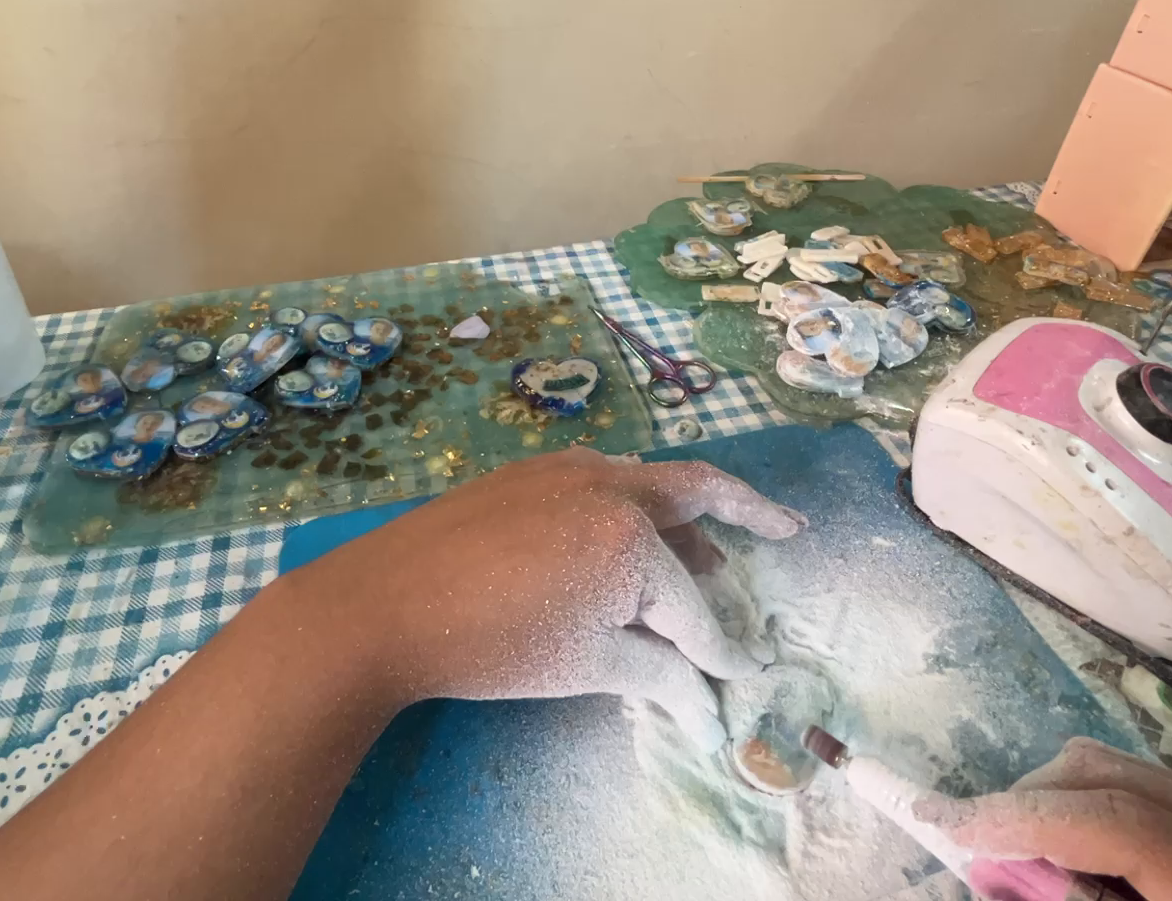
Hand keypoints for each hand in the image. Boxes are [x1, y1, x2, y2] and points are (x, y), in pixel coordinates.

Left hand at [286, 446, 805, 747]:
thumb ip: (661, 674)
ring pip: (649, 481)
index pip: (692, 606)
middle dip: (750, 511)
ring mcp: (568, 467)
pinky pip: (603, 479)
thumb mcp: (587, 664)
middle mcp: (611, 484)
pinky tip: (626, 530)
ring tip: (706, 549)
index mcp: (631, 536)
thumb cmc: (493, 643)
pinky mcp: (532, 469)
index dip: (715, 649)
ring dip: (685, 512)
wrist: (385, 601)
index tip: (736, 677)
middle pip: (698, 491)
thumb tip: (711, 704)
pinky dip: (632, 504)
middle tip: (786, 529)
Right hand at [912, 737, 1171, 900]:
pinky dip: (1085, 811)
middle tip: (976, 841)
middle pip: (1111, 776)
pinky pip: (1136, 792)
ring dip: (1052, 800)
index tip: (952, 829)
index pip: (1125, 821)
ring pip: (1117, 771)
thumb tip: (987, 870)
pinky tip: (1071, 856)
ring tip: (1021, 849)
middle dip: (1028, 801)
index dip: (1028, 819)